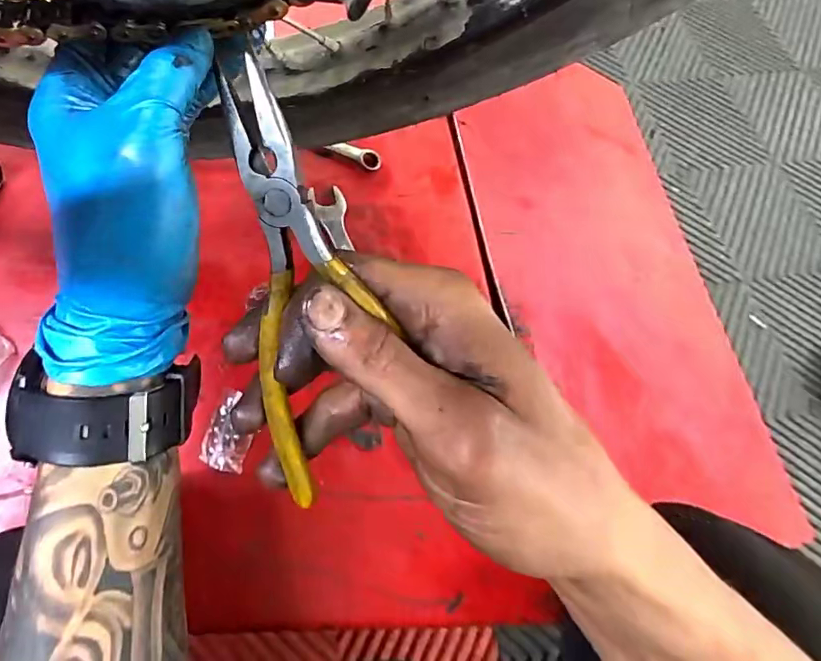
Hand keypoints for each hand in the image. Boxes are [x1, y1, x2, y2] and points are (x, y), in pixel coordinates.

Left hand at [28, 29, 215, 385]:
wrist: (134, 295)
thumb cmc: (124, 217)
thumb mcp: (141, 136)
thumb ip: (167, 75)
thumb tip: (199, 33)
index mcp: (66, 95)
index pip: (99, 29)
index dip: (140, 8)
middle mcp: (89, 103)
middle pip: (132, 48)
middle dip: (175, 29)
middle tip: (221, 3)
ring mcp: (123, 124)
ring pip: (159, 74)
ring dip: (193, 55)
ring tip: (234, 27)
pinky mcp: (153, 144)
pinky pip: (175, 102)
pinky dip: (200, 85)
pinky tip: (229, 64)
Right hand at [222, 255, 648, 580]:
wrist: (581, 543)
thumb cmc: (532, 480)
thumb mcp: (453, 424)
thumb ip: (380, 361)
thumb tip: (313, 300)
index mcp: (438, 305)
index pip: (349, 277)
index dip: (300, 304)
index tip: (259, 345)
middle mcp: (419, 318)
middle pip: (331, 314)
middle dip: (284, 346)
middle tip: (239, 373)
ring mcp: (410, 357)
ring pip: (331, 358)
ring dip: (288, 393)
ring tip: (246, 428)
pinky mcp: (404, 394)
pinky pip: (347, 397)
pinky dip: (314, 425)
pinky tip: (284, 462)